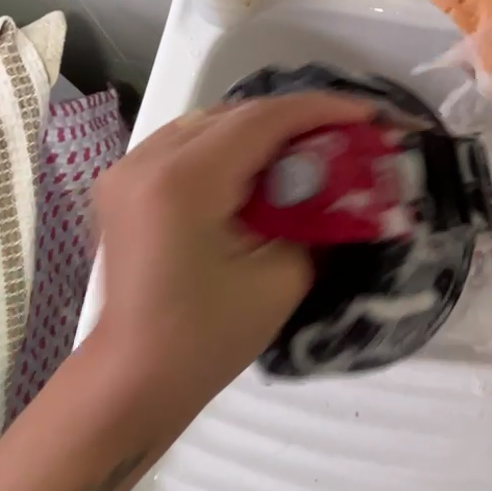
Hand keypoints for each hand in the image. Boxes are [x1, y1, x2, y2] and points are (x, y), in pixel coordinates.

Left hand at [90, 92, 375, 409]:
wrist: (133, 380)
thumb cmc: (207, 340)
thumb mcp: (283, 277)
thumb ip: (316, 216)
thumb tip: (343, 184)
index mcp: (184, 181)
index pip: (263, 119)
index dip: (321, 110)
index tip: (367, 114)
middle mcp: (148, 159)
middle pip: (237, 114)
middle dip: (297, 119)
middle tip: (346, 135)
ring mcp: (128, 167)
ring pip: (212, 121)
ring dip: (263, 129)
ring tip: (310, 148)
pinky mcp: (124, 181)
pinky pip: (189, 141)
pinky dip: (230, 145)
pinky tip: (260, 168)